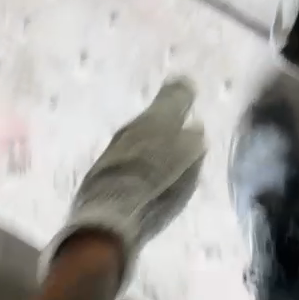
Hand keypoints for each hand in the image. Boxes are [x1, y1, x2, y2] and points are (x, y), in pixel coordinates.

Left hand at [42, 78, 206, 294]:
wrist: (110, 213)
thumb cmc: (158, 183)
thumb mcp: (188, 163)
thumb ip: (193, 142)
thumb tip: (195, 127)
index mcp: (160, 117)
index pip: (175, 94)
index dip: (183, 91)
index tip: (188, 86)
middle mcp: (136, 124)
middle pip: (154, 113)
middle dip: (166, 115)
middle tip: (177, 117)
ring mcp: (116, 144)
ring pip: (140, 132)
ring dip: (150, 135)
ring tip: (161, 143)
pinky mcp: (103, 166)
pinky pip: (128, 151)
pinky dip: (137, 153)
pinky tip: (142, 165)